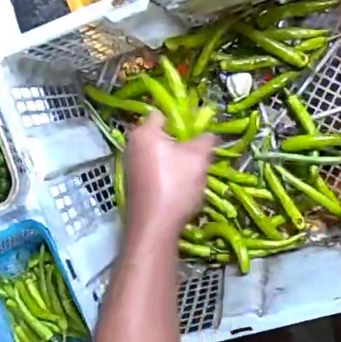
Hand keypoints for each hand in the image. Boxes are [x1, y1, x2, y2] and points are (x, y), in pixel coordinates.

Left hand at [123, 111, 212, 242]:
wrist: (154, 227)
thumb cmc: (174, 186)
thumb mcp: (198, 159)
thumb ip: (205, 140)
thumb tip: (209, 134)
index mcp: (144, 133)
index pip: (162, 114)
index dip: (182, 120)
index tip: (198, 133)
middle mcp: (132, 146)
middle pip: (161, 136)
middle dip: (181, 143)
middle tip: (198, 155)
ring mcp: (130, 167)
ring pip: (159, 155)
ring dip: (176, 161)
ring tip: (192, 174)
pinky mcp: (133, 185)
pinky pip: (154, 171)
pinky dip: (167, 176)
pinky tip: (179, 189)